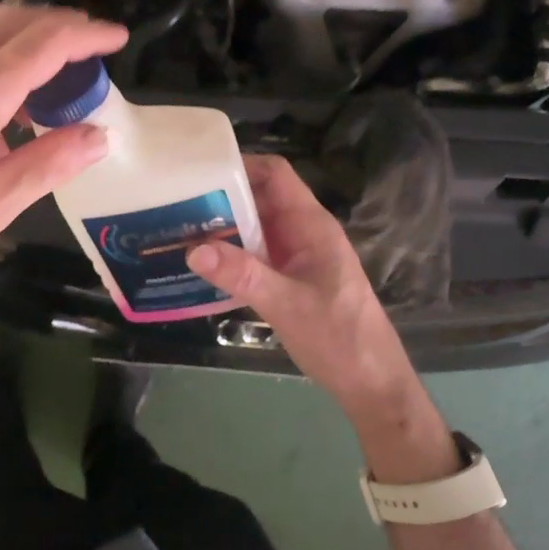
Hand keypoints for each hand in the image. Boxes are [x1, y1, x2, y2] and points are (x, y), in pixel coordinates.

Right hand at [187, 155, 412, 409]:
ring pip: (254, 227)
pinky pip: (254, 255)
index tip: (198, 170)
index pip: (275, 174)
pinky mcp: (289, 279)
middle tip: (175, 202)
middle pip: (258, 198)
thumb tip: (194, 249)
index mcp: (311, 225)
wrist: (372, 385)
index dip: (240, 164)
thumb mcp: (288, 306)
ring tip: (177, 229)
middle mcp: (302, 233)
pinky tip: (200, 266)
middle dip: (219, 196)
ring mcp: (296, 257)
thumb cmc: (340, 338)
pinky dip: (229, 254)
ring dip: (221, 227)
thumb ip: (243, 276)